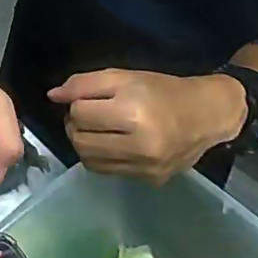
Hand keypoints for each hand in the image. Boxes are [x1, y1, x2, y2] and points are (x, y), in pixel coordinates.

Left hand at [47, 69, 245, 184]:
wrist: (205, 115)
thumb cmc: (162, 89)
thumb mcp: (123, 76)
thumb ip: (84, 84)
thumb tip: (52, 96)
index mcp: (132, 113)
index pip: (80, 113)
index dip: (77, 102)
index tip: (89, 97)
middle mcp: (139, 146)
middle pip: (80, 141)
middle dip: (76, 125)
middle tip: (88, 113)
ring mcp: (144, 168)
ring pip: (89, 161)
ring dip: (84, 142)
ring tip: (97, 128)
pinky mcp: (148, 182)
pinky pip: (107, 172)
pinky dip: (100, 157)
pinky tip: (111, 143)